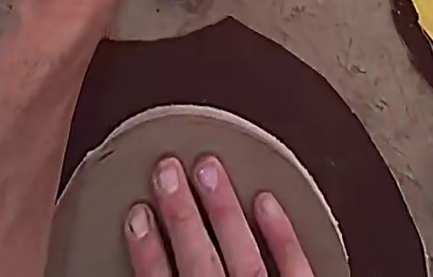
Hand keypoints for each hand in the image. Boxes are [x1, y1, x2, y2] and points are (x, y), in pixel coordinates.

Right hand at [125, 156, 314, 276]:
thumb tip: (155, 255)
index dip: (148, 254)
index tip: (136, 214)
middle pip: (201, 265)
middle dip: (182, 215)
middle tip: (167, 169)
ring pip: (244, 257)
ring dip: (223, 210)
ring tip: (207, 166)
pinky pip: (296, 269)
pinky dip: (281, 234)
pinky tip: (266, 198)